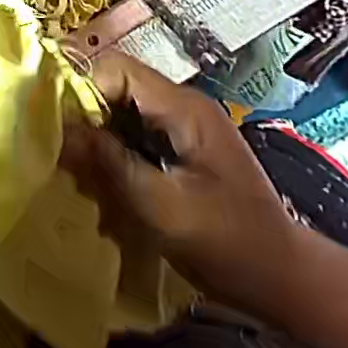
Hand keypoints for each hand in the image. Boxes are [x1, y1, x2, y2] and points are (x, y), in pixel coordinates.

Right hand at [60, 54, 303, 307]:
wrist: (285, 278)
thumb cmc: (228, 242)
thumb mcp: (162, 206)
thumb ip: (111, 164)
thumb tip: (62, 131)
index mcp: (182, 107)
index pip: (116, 69)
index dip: (85, 93)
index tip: (68, 133)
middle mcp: (183, 105)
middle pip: (118, 87)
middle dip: (90, 118)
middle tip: (72, 157)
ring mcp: (185, 125)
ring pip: (126, 111)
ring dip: (102, 138)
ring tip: (87, 172)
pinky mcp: (184, 147)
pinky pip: (139, 133)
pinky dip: (119, 152)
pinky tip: (111, 183)